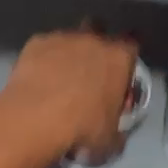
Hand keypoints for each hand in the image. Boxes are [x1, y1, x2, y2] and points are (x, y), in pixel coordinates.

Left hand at [0, 29, 138, 159]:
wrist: (35, 118)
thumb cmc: (82, 128)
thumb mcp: (110, 138)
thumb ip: (118, 129)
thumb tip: (116, 133)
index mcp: (119, 58)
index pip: (132, 45)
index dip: (127, 58)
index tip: (121, 72)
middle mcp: (93, 39)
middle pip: (99, 28)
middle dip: (95, 43)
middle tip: (89, 69)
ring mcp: (62, 37)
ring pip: (69, 36)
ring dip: (68, 51)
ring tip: (59, 76)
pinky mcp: (36, 42)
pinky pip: (44, 46)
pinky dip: (43, 58)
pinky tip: (37, 77)